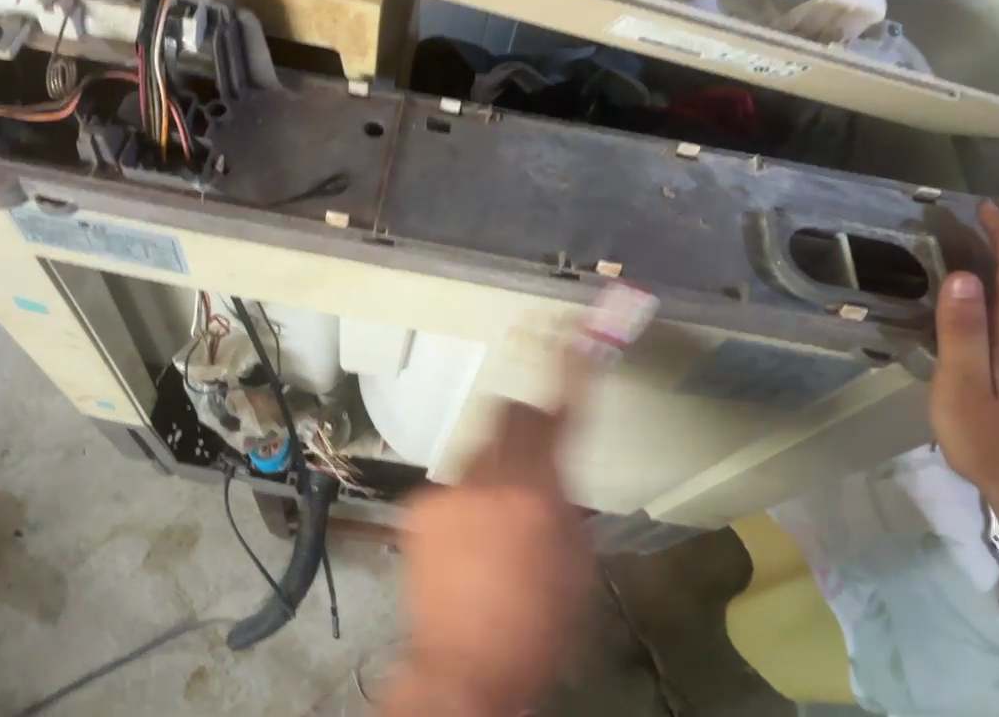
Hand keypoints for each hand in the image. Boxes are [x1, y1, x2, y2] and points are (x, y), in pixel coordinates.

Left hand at [383, 339, 596, 716]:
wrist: (463, 671)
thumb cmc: (538, 629)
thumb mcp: (578, 568)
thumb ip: (568, 507)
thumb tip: (560, 476)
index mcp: (538, 491)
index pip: (558, 408)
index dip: (568, 362)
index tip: (571, 327)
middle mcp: (489, 477)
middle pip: (508, 411)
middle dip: (525, 421)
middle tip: (535, 455)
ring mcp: (449, 489)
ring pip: (478, 448)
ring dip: (494, 467)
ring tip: (498, 520)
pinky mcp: (419, 506)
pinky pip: (453, 483)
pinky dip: (467, 498)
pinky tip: (469, 541)